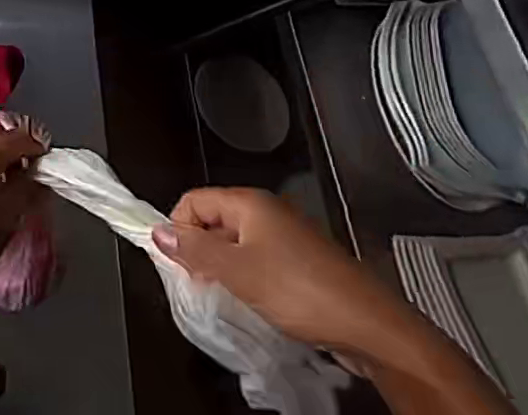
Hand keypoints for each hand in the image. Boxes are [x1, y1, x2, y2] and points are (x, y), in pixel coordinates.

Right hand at [153, 187, 415, 355]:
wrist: (370, 326)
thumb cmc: (299, 291)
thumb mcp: (238, 272)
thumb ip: (195, 252)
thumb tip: (157, 232)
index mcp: (248, 202)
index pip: (193, 200)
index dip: (178, 228)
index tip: (177, 265)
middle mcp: (265, 210)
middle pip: (213, 220)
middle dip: (199, 251)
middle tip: (198, 285)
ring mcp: (285, 235)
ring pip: (235, 243)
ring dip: (222, 268)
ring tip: (224, 297)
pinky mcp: (299, 260)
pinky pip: (257, 260)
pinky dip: (245, 278)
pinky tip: (251, 302)